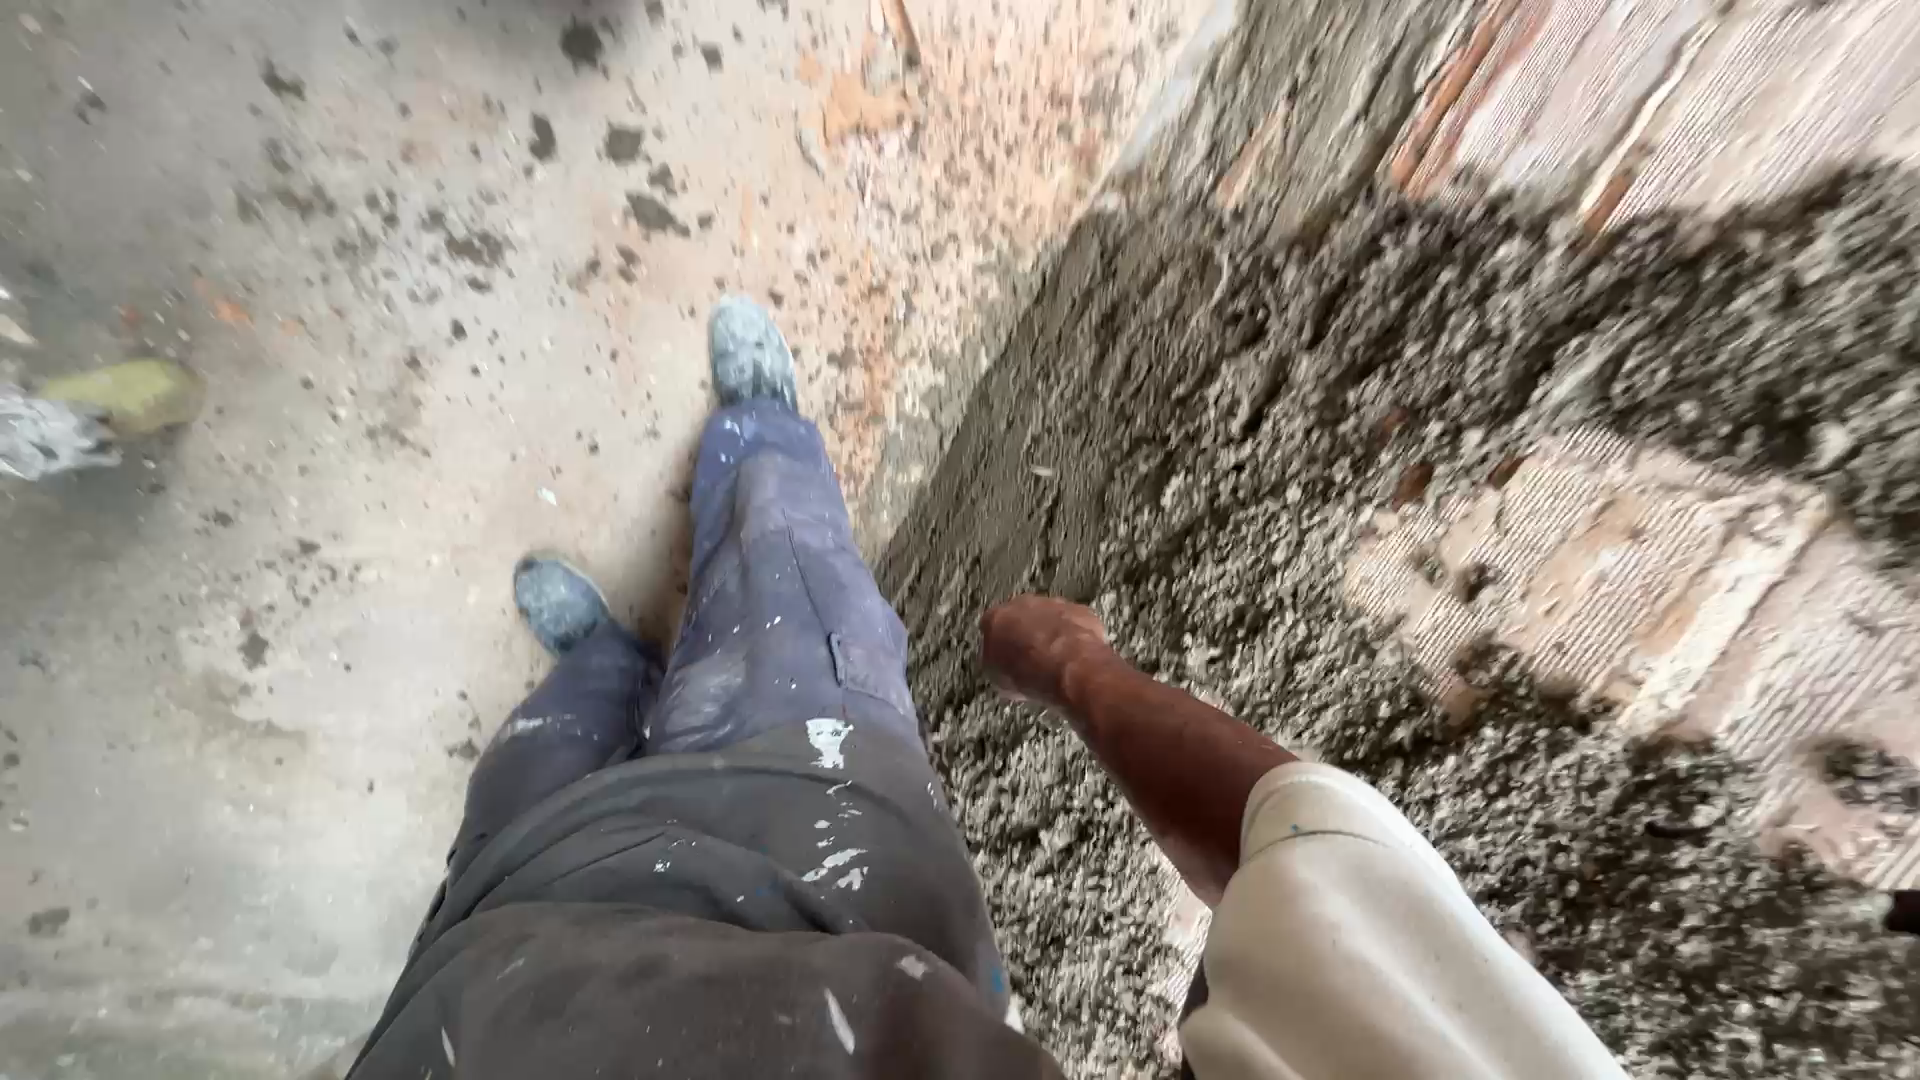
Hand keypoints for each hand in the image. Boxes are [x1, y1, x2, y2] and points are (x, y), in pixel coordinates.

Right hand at [979, 595, 1114, 709]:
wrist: (1066, 667)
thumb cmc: (1029, 673)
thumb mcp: (998, 679)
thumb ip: (997, 663)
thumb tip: (1002, 667)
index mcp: (996, 618)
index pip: (991, 625)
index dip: (999, 642)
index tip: (1005, 657)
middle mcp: (1023, 604)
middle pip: (1022, 616)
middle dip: (1027, 634)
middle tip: (1033, 659)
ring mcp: (1054, 605)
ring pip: (1050, 617)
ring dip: (1053, 635)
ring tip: (1057, 663)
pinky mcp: (1080, 612)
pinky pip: (1075, 623)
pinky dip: (1076, 637)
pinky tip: (1077, 658)